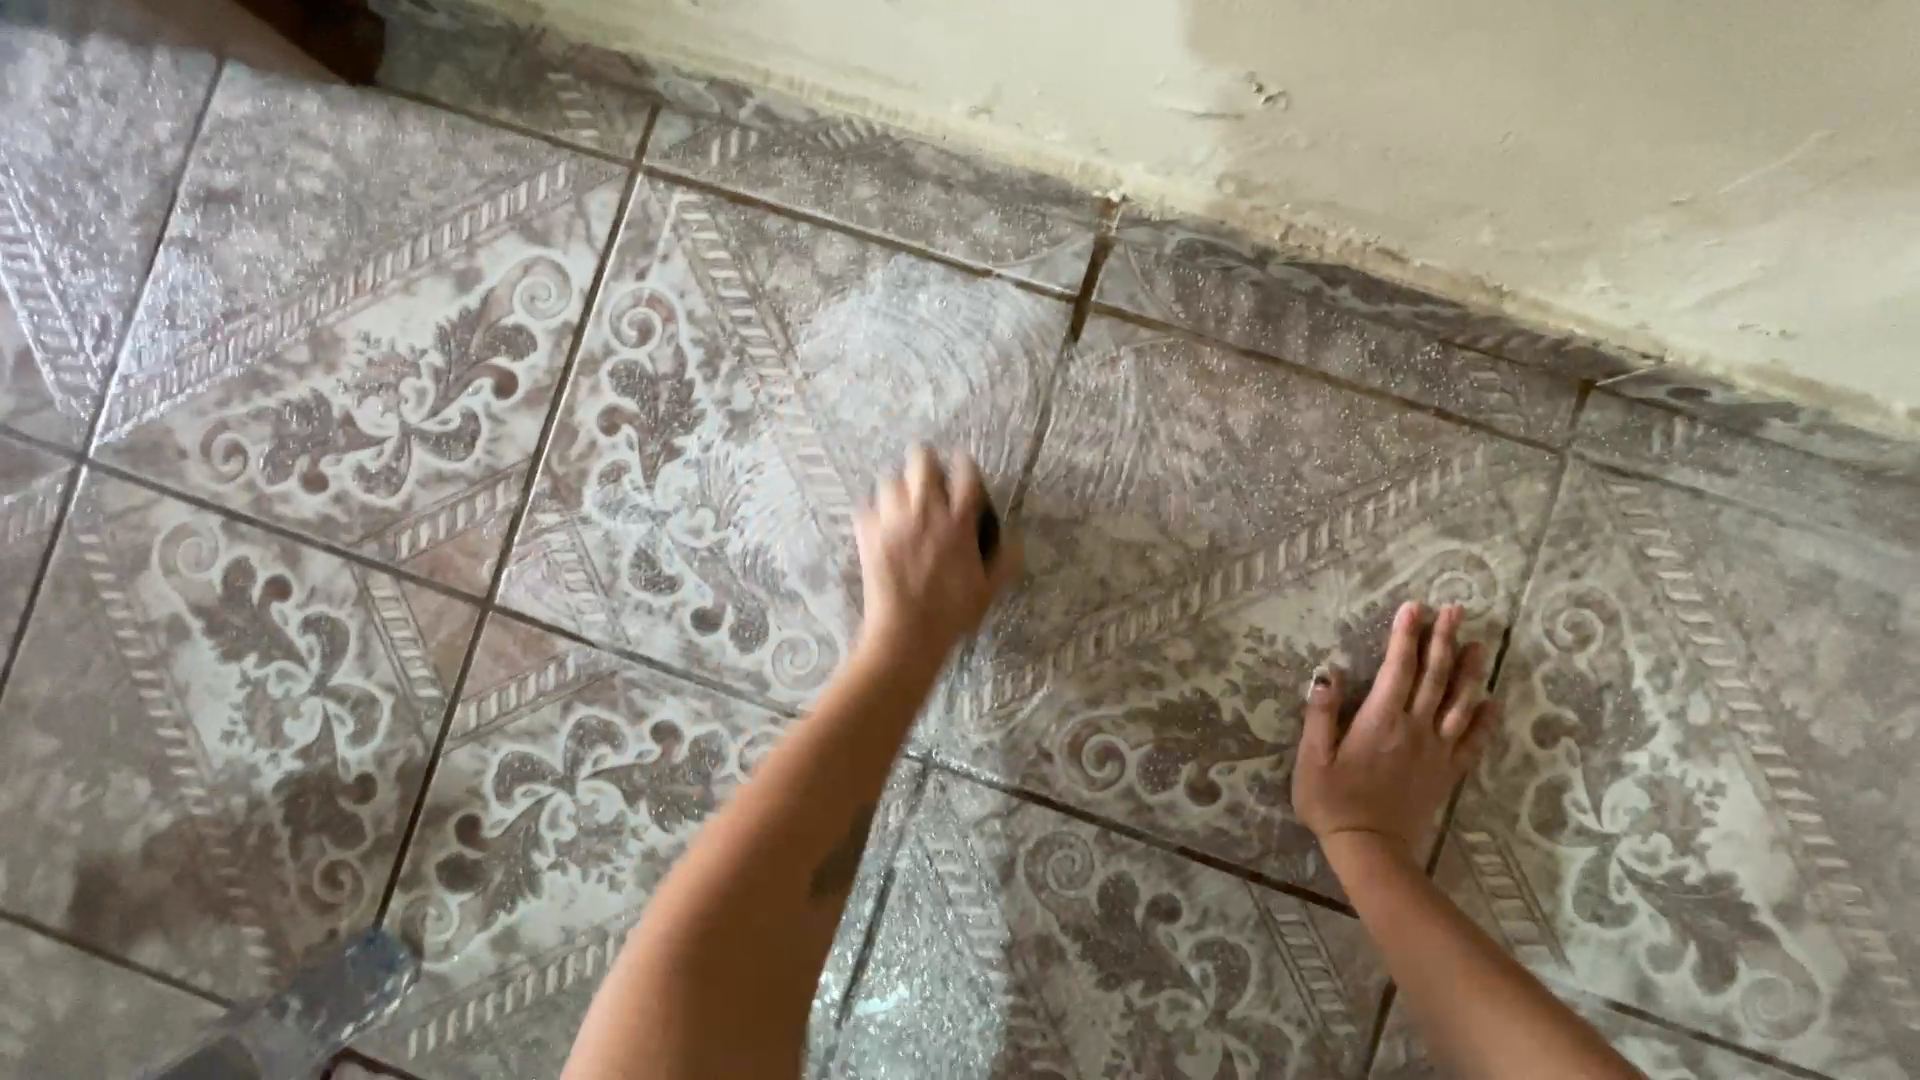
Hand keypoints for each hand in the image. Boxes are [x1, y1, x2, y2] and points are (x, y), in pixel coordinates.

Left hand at [854, 447, 1022, 660]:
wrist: (906, 634)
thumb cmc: (951, 613)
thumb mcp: (988, 589)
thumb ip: (1005, 560)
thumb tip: (1015, 540)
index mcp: (958, 522)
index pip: (965, 474)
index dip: (965, 465)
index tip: (963, 468)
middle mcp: (924, 512)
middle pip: (922, 460)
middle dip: (926, 462)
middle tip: (929, 477)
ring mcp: (892, 520)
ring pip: (890, 479)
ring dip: (899, 486)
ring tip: (903, 501)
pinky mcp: (867, 533)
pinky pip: (866, 506)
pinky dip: (874, 511)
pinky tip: (881, 523)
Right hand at [1292, 602, 1499, 862]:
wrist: (1369, 847)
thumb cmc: (1331, 799)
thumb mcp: (1312, 756)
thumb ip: (1321, 713)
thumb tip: (1329, 672)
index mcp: (1381, 720)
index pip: (1399, 668)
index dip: (1406, 635)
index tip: (1413, 607)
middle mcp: (1415, 728)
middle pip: (1436, 676)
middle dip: (1444, 640)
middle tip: (1456, 609)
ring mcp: (1436, 750)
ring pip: (1461, 702)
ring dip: (1471, 670)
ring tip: (1480, 643)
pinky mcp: (1447, 772)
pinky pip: (1474, 740)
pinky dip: (1486, 718)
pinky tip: (1492, 701)